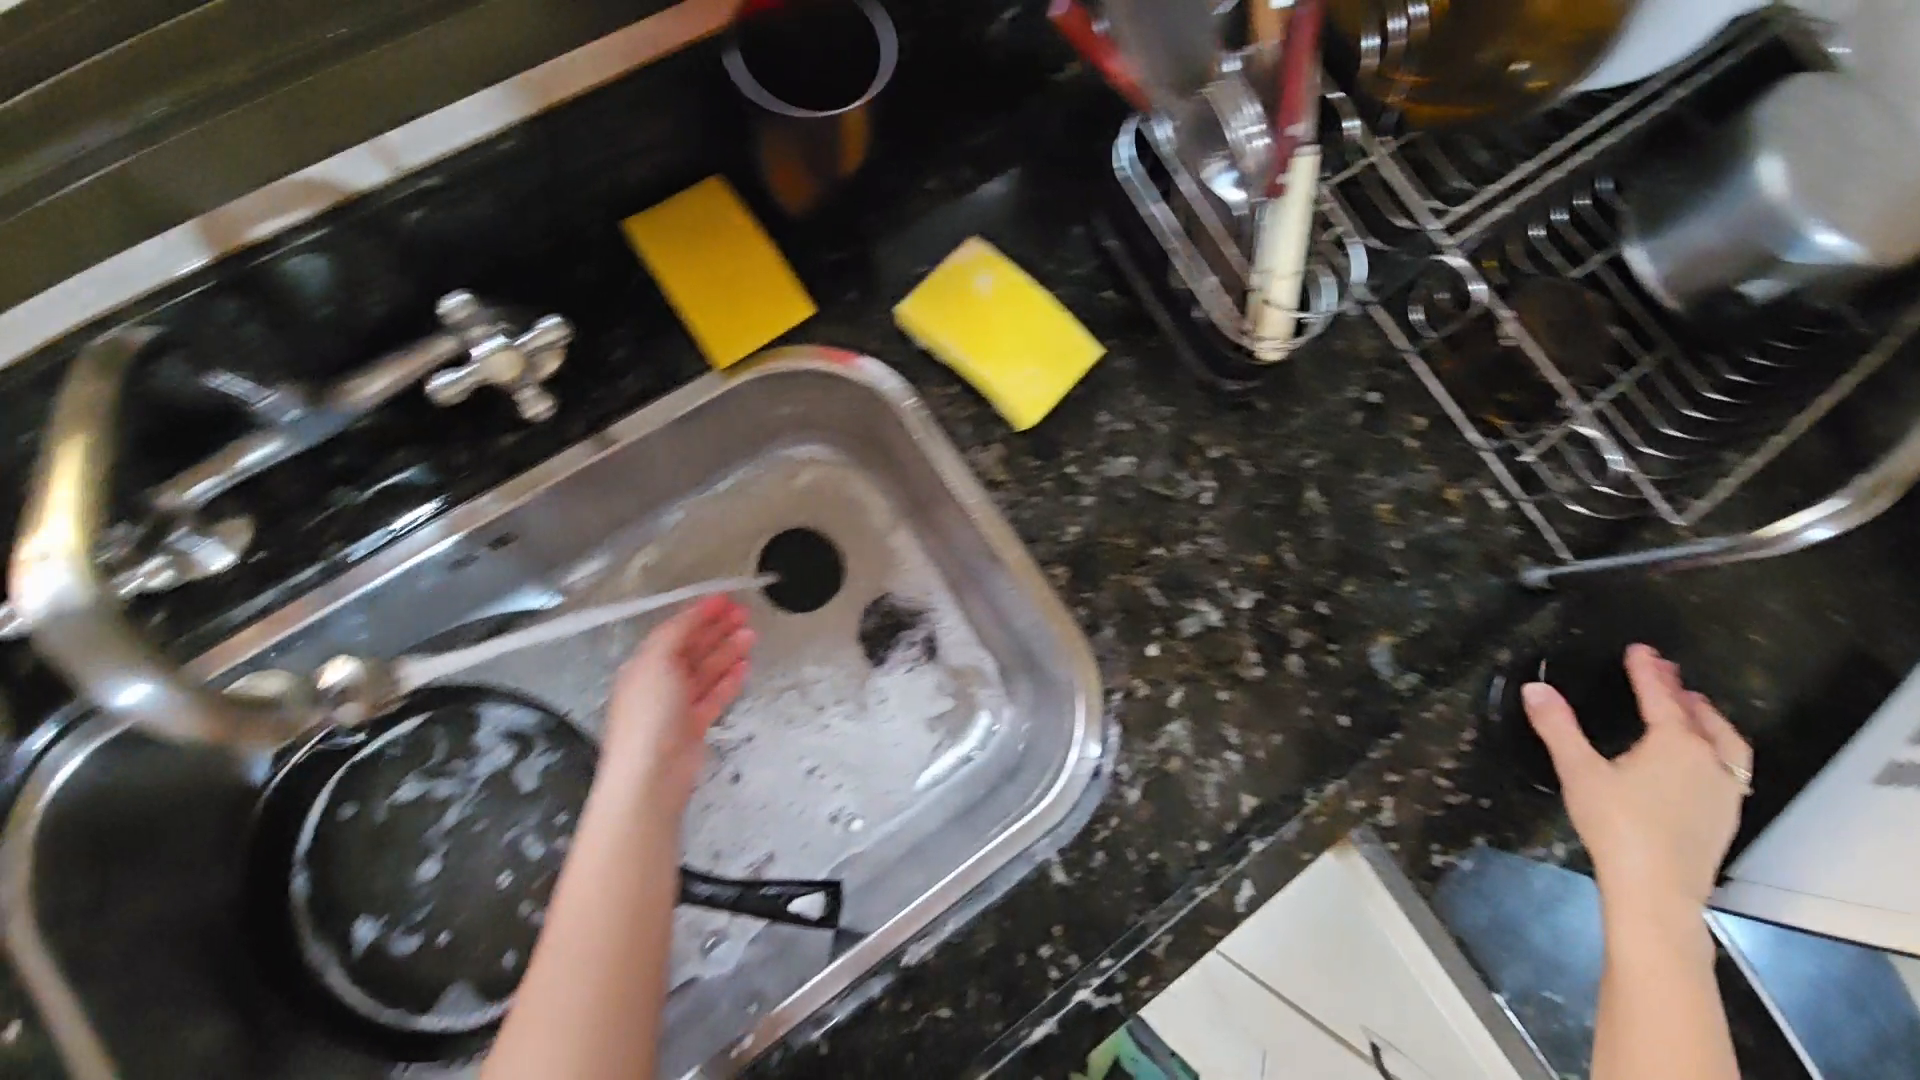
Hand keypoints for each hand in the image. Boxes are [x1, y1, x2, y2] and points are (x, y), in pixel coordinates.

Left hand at [602, 595, 753, 810]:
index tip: (725, 599)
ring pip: (706, 671)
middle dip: (716, 629)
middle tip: (744, 614)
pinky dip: (729, 680)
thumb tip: (693, 616)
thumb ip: (675, 634)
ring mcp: (677, 705)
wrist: (651, 774)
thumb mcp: (656, 662)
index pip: (675, 631)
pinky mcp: (694, 725)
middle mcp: (659, 681)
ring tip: (751, 636)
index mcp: (645, 664)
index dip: (699, 613)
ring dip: (727, 651)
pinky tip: (745, 667)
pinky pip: (714, 695)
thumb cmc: (650, 713)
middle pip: (692, 649)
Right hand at [1523, 644, 1751, 920]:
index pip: (1660, 697)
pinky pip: (1731, 766)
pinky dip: (1717, 747)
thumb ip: (1558, 728)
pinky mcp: (1726, 813)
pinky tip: (1703, 758)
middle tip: (1664, 670)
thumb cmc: (1616, 824)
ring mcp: (1724, 789)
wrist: (1657, 887)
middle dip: (1679, 689)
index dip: (1646, 671)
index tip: (1640, 649)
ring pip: (1725, 742)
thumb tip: (1535, 688)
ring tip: (1694, 707)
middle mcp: (1708, 759)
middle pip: (1699, 715)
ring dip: (1708, 718)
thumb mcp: (1578, 772)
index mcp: (1674, 743)